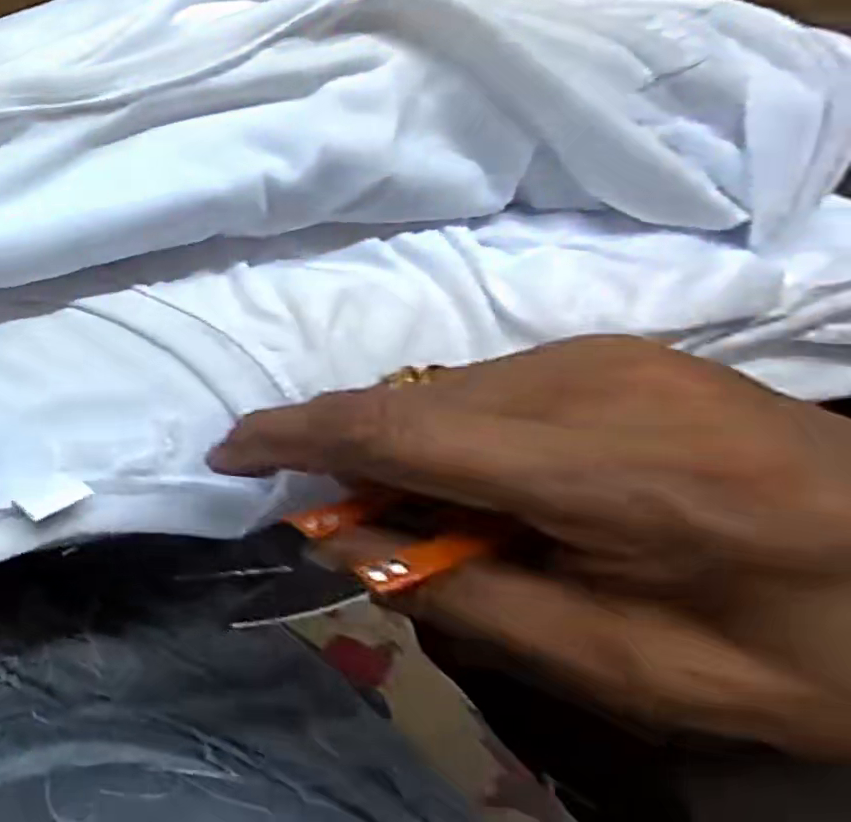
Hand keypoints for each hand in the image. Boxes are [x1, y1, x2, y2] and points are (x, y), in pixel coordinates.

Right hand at [214, 336, 850, 755]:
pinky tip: (474, 477)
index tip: (228, 455)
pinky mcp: (598, 348)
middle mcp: (587, 381)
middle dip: (332, 451)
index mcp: (618, 472)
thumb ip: (465, 602)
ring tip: (420, 511)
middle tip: (323, 512)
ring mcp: (595, 352)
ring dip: (388, 444)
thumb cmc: (816, 652)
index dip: (294, 438)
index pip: (398, 433)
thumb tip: (335, 539)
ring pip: (424, 390)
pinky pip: (465, 384)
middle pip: (398, 404)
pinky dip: (433, 430)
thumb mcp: (638, 671)